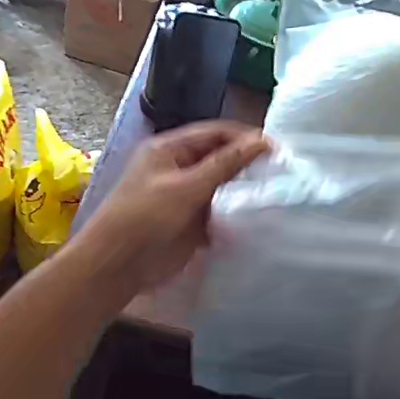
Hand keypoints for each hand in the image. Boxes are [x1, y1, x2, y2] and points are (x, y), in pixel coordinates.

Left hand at [68, 121, 269, 303]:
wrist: (117, 265)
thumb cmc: (145, 217)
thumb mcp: (186, 186)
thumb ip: (224, 164)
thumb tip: (261, 141)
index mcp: (170, 149)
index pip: (215, 133)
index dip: (245, 138)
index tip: (278, 149)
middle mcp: (178, 168)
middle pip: (220, 158)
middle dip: (247, 164)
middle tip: (282, 172)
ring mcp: (184, 197)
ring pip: (222, 186)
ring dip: (244, 190)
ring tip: (277, 193)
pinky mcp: (190, 223)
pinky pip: (218, 212)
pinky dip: (235, 214)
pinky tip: (258, 217)